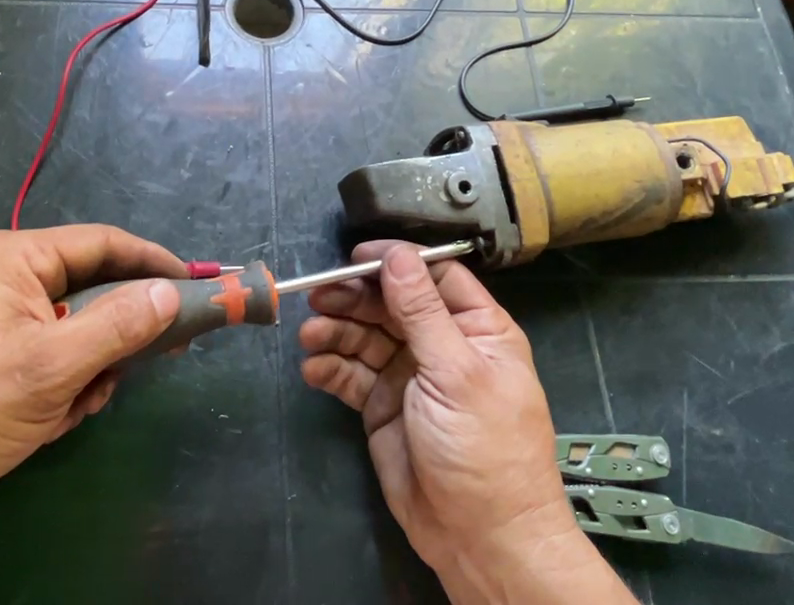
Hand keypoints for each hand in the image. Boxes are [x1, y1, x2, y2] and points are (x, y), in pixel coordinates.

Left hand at [0, 224, 185, 526]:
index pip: (103, 243)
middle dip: (119, 330)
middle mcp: (13, 276)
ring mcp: (5, 314)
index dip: (153, 262)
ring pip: (80, 326)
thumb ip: (116, 326)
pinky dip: (69, 383)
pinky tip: (55, 416)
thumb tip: (170, 292)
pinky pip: (58, 352)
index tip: (195, 285)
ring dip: (93, 366)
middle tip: (159, 355)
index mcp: (18, 259)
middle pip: (94, 286)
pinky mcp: (2, 349)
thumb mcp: (50, 368)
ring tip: (80, 402)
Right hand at [299, 242, 631, 603]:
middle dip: (354, 298)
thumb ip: (421, 312)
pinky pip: (352, 375)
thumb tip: (398, 255)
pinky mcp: (383, 406)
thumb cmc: (483, 447)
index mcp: (476, 329)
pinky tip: (314, 368)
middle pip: (390, 304)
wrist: (480, 538)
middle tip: (318, 295)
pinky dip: (331, 368)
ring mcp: (409, 376)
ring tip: (310, 335)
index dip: (396, 262)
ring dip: (335, 331)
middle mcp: (440, 345)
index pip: (434, 277)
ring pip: (365, 337)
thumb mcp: (456, 373)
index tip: (356, 257)